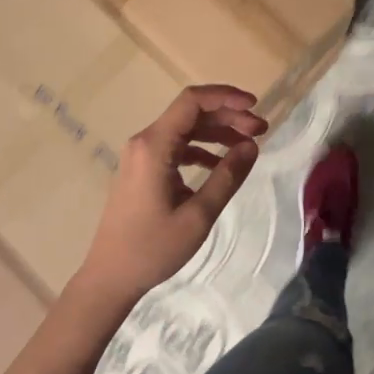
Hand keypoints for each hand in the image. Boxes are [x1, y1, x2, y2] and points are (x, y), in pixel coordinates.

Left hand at [72, 85, 266, 306]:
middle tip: (262, 130)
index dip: (226, 97)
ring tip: (249, 145)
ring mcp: (141, 155)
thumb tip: (252, 146)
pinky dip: (201, 150)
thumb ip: (227, 177)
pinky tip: (221, 166)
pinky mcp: (143, 170)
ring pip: (185, 130)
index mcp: (155, 146)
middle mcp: (145, 142)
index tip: (255, 106)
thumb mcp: (198, 215)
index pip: (192, 101)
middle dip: (228, 116)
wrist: (110, 276)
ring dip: (217, 133)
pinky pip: (176, 148)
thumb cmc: (153, 248)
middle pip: (191, 113)